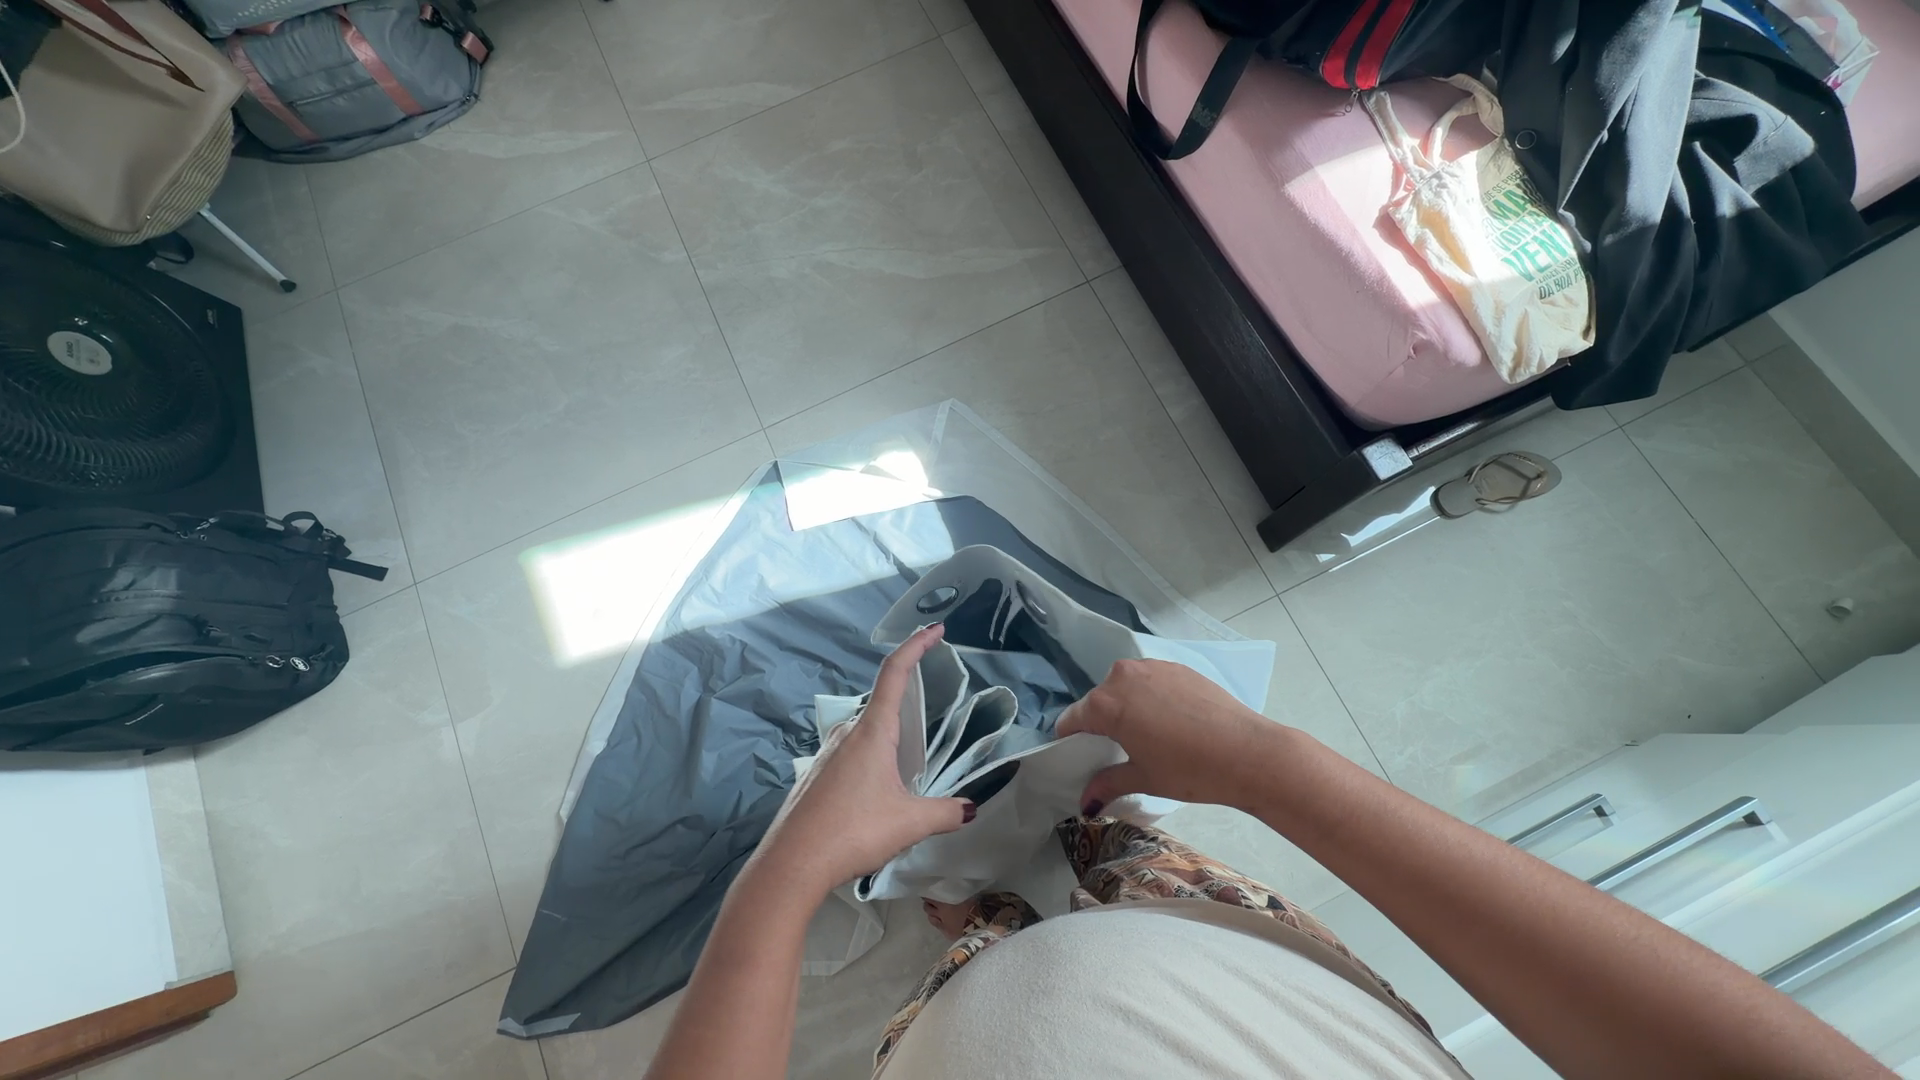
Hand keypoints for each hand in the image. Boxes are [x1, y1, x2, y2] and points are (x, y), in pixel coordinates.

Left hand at [752, 624, 974, 898]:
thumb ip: (945, 812)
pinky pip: (850, 755)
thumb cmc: (852, 832)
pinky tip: (875, 797)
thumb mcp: (909, 823)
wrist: (791, 864)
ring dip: (888, 742)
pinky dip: (870, 762)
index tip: (935, 630)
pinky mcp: (815, 775)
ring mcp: (826, 753)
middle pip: (882, 704)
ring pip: (865, 733)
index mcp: (872, 731)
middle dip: (908, 706)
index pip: (895, 672)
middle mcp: (847, 733)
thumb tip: (968, 809)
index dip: (916, 645)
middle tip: (931, 725)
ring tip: (906, 775)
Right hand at [1056, 657, 1288, 815]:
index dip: (1072, 741)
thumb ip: (1107, 783)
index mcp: (1106, 703)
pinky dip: (1151, 698)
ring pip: (1125, 688)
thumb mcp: (1143, 779)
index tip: (1083, 758)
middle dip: (1101, 724)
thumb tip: (1084, 803)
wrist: (1249, 752)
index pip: (1072, 719)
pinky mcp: (1177, 666)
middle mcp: (1122, 675)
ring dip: (1127, 708)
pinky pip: (1150, 681)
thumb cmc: (1190, 769)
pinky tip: (1172, 723)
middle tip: (1120, 752)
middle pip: (1098, 701)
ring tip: (1149, 737)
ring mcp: (1152, 667)